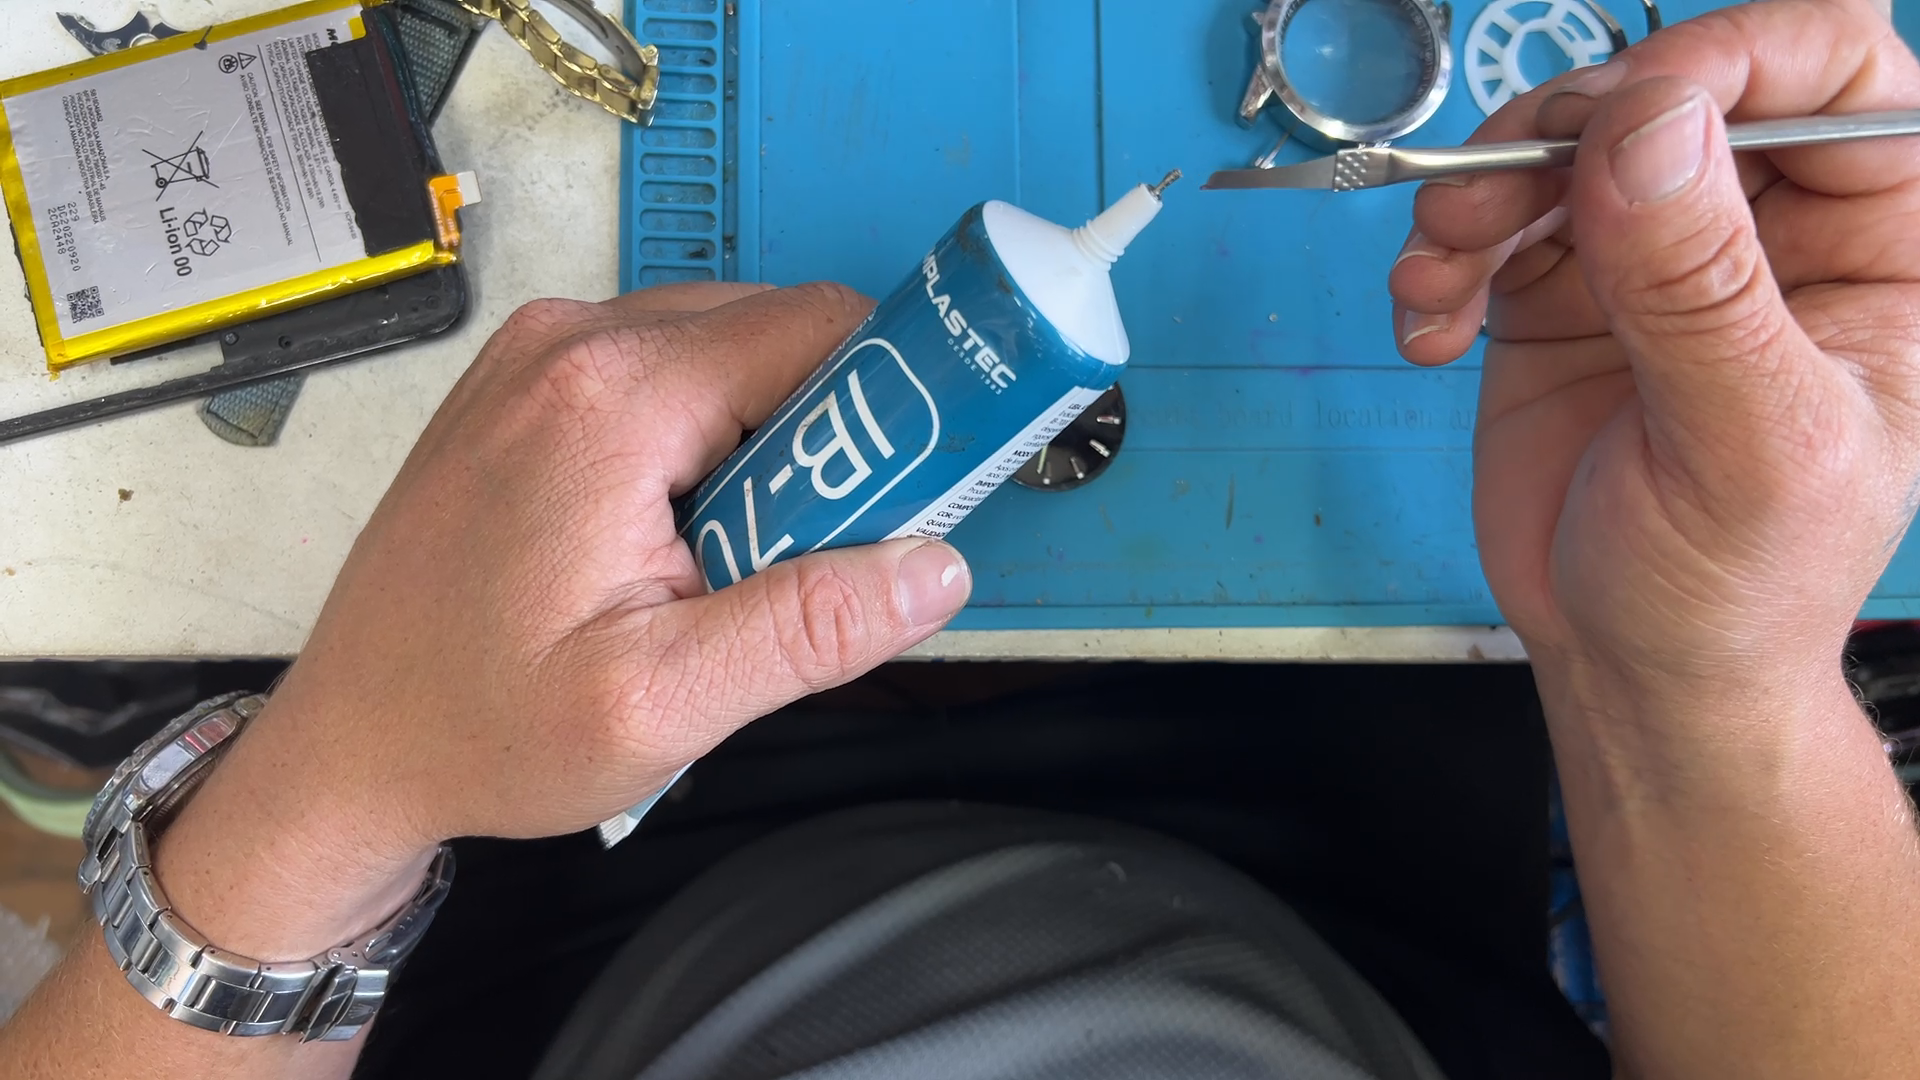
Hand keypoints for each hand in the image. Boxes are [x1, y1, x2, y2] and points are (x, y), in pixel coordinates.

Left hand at [153, 283, 972, 954]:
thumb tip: (937, 568)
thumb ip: (808, 629)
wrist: (349, 746)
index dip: (898, 393)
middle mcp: (579, 340)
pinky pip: (682, 373)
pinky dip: (729, 432)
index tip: (923, 474)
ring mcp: (551, 355)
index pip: (819, 329)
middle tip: (837, 536)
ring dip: (786, 433)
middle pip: (783, 335)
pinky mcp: (542, 385)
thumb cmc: (490, 730)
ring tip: (763, 542)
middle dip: (843, 427)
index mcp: (615, 394)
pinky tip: (703, 519)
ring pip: (738, 351)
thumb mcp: (663, 702)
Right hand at [1388, 0, 1919, 697]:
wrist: (1620, 649)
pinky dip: (1434, 280)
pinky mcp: (1541, 314)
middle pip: (1645, 111)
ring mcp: (1631, 271)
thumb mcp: (1742, 438)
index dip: (1715, 68)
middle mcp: (1748, 233)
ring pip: (1541, 173)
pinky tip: (1426, 338)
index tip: (1603, 125)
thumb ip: (1696, 288)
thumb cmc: (1728, 571)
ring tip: (1426, 289)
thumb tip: (1642, 130)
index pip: (1823, 77)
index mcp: (1872, 238)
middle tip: (1461, 216)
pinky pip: (1479, 252)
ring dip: (1464, 216)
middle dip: (1539, 149)